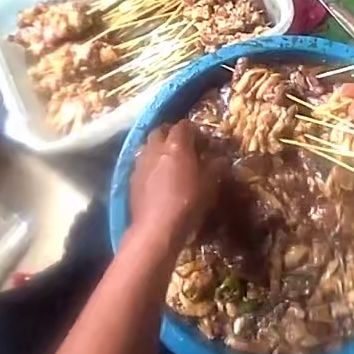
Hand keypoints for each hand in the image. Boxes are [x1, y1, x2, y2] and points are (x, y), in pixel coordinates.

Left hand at [128, 122, 218, 248]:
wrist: (157, 228)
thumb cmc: (189, 202)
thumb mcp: (210, 183)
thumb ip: (216, 166)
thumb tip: (221, 158)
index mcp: (176, 145)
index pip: (184, 126)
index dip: (195, 130)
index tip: (204, 141)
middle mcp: (155, 148)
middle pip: (161, 131)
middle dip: (172, 134)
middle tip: (184, 146)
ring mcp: (140, 163)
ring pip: (148, 146)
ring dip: (159, 148)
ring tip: (170, 161)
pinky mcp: (132, 179)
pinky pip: (142, 163)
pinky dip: (151, 164)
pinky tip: (158, 178)